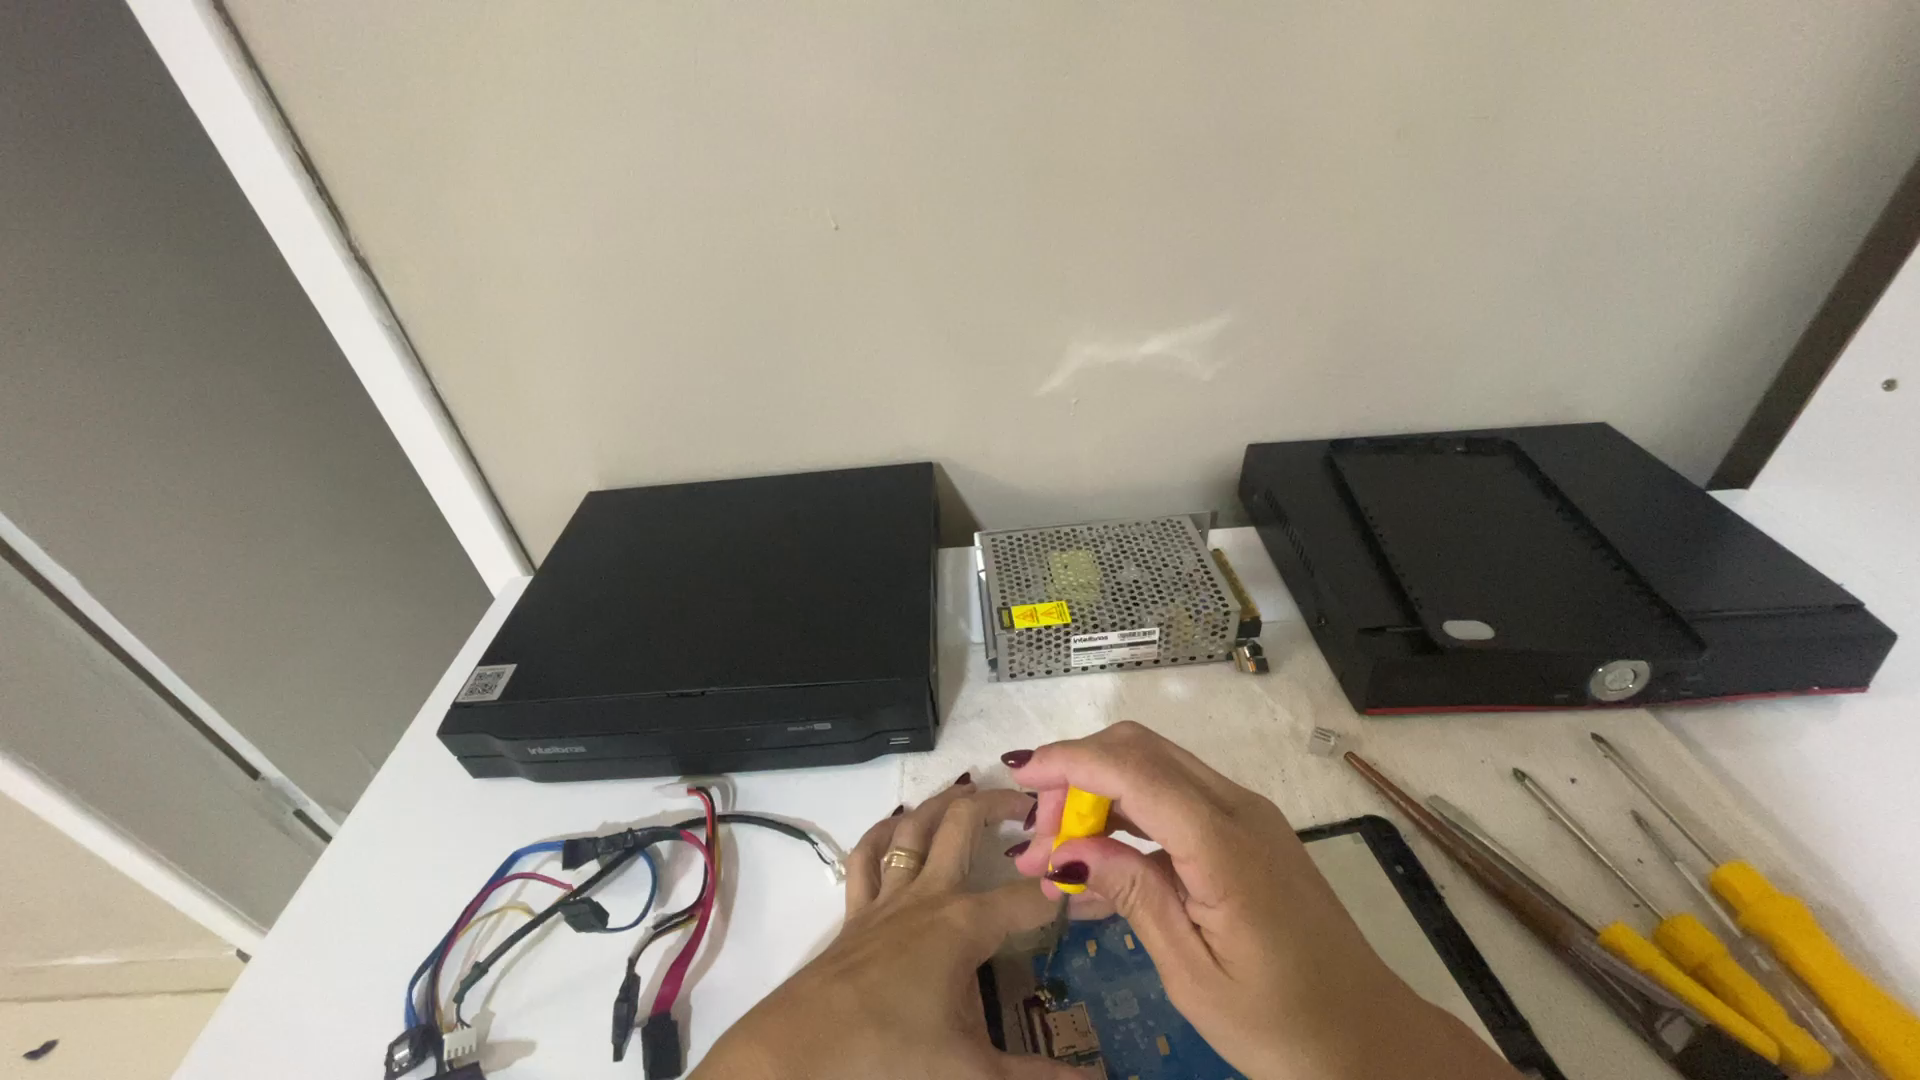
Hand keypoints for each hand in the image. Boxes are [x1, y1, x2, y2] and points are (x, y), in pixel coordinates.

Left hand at [691, 778, 1080, 1079]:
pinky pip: (866, 856)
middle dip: (999, 805)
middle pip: (963, 827)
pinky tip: (896, 822)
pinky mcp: (855, 912)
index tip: (1097, 877)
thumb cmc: (889, 1057)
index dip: (1065, 886)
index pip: (1028, 897)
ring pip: (915, 828)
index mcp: (963, 924)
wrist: (797, 1057)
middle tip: (1030, 802)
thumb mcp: (972, 1074)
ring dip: (944, 802)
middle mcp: (927, 895)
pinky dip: (883, 831)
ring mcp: (886, 898)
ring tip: (969, 788)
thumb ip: (1040, 1078)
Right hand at [1006, 722, 1516, 1079]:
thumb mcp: (1192, 973)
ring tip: (1056, 850)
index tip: (1019, 776)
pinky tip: (1099, 852)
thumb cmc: (1282, 1024)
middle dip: (1077, 775)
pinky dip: (1128, 807)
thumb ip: (1130, 894)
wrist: (1372, 1040)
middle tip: (1038, 839)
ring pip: (1154, 764)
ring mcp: (1245, 812)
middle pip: (1140, 750)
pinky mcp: (1245, 827)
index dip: (1070, 762)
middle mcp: (1237, 807)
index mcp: (1224, 844)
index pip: (1134, 771)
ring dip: (1098, 789)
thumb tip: (1065, 849)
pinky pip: (1174, 794)